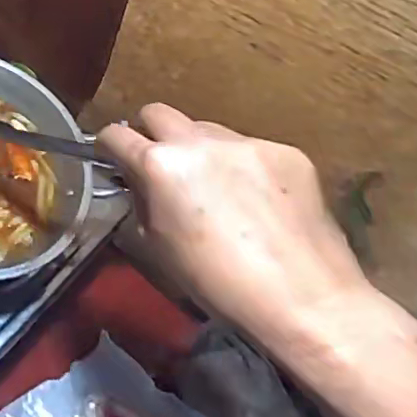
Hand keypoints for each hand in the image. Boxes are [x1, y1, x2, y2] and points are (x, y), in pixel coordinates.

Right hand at [98, 104, 371, 345]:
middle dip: (151, 134)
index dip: (109, 148)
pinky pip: (248, 148)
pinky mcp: (289, 154)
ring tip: (216, 186)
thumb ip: (140, 197)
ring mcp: (246, 144)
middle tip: (161, 166)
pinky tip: (257, 199)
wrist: (307, 304)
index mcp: (157, 164)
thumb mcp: (153, 240)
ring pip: (205, 130)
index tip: (114, 162)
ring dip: (199, 149)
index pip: (114, 134)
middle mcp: (197, 142)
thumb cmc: (214, 280)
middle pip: (156, 113)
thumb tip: (139, 182)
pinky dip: (241, 165)